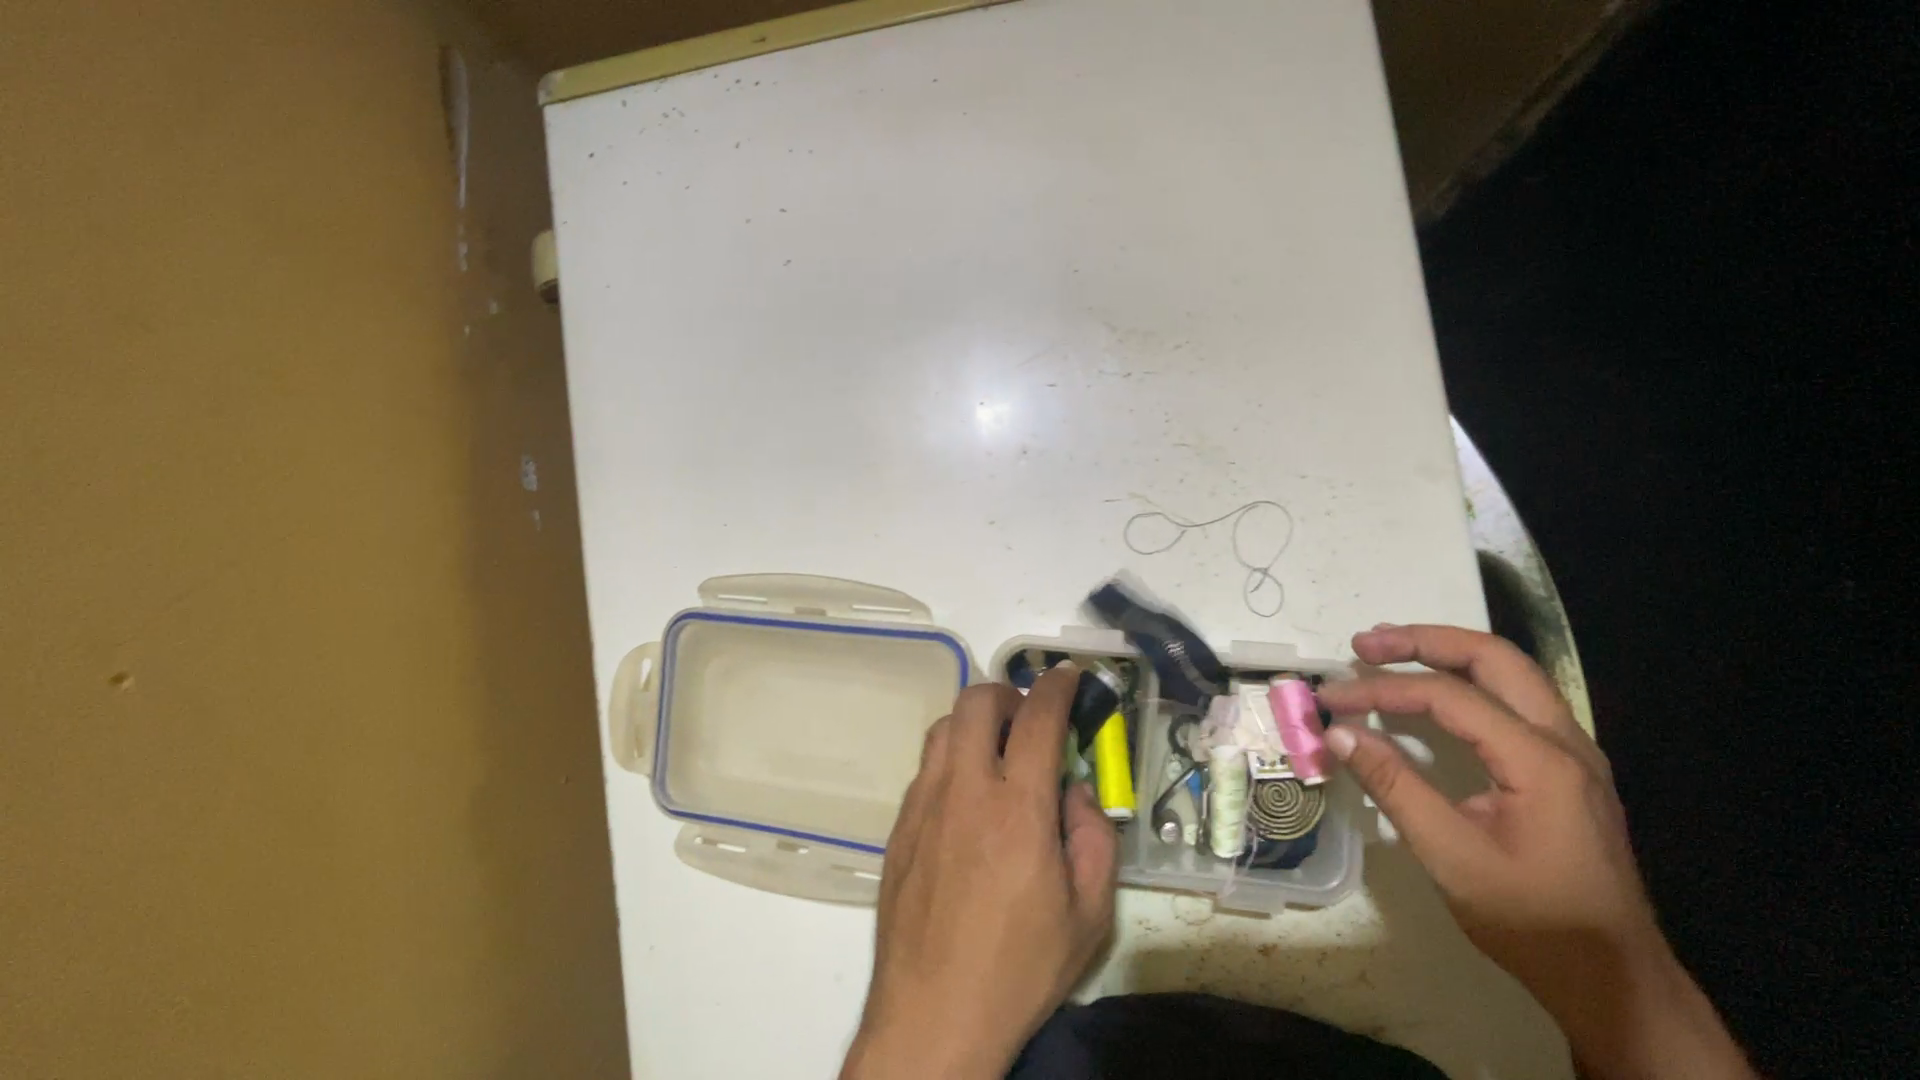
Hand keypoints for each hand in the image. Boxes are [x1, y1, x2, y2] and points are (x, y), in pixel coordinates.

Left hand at [841, 663, 1117, 1079]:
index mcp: (1018, 809)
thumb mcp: (1089, 913)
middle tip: (1031, 718)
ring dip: (975, 723)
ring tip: (998, 752)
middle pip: (975, 702)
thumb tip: (1073, 790)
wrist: (933, 1015)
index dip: (1057, 686)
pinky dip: (951, 760)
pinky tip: (967, 799)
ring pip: (942, 729)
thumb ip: (1093, 836)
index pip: (1037, 718)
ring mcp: (922, 807)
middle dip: (1008, 693)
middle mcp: (964, 792)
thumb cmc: (1020, 969)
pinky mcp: (898, 830)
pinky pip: (925, 770)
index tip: (1070, 676)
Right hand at [1318, 624, 1753, 1079]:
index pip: (1450, 697)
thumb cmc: (1531, 920)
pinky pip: (1516, 701)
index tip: (1329, 700)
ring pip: (1511, 673)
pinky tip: (1434, 696)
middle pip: (1493, 658)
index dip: (1382, 690)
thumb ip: (1395, 787)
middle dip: (1423, 642)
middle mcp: (1565, 740)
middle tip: (1363, 645)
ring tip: (1389, 654)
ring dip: (1447, 654)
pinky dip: (1467, 683)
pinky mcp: (1566, 769)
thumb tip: (1338, 734)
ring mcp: (1572, 752)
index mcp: (1540, 760)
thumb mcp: (1451, 857)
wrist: (1612, 977)